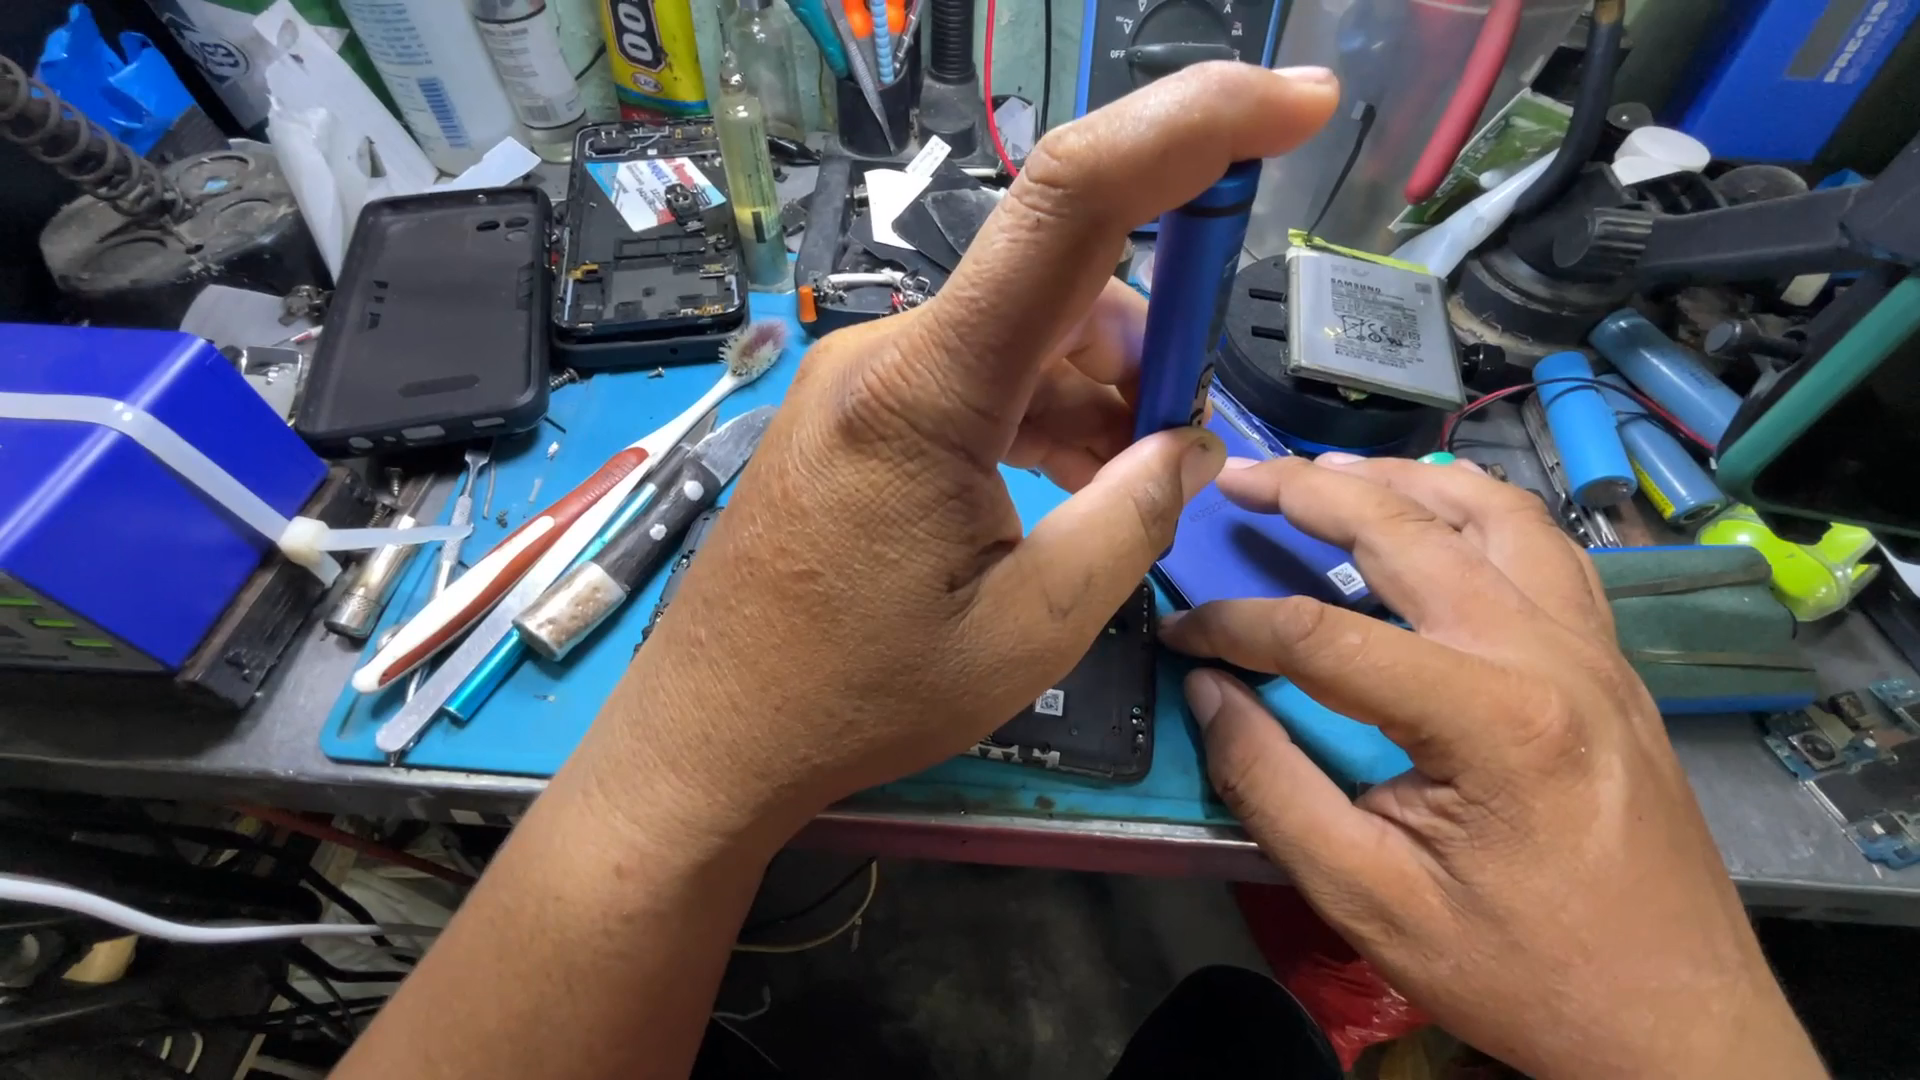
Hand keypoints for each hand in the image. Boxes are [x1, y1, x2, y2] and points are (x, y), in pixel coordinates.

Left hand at [576, 64, 1340, 845]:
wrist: (717, 735)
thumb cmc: (863, 697)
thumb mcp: (1031, 628)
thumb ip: (1131, 520)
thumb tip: (1185, 444)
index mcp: (925, 392)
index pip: (1070, 203)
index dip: (1194, 126)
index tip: (1299, 101)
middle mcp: (885, 354)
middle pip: (1059, 284)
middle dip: (1153, 338)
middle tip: (1186, 432)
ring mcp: (860, 380)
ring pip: (1021, 338)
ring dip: (1097, 388)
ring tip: (1129, 476)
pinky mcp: (853, 415)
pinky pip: (974, 381)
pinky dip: (1040, 412)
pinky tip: (1069, 476)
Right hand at [1164, 455, 1822, 1078]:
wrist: (1676, 1028)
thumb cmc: (1516, 969)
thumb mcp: (1362, 895)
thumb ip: (1267, 782)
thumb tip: (1206, 689)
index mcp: (1488, 717)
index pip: (1320, 635)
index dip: (1231, 627)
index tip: (1177, 634)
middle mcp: (1546, 652)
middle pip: (1405, 531)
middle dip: (1303, 494)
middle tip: (1235, 478)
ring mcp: (1588, 646)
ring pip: (1487, 512)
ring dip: (1394, 479)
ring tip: (1323, 472)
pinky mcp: (1603, 658)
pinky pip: (1539, 543)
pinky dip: (1471, 504)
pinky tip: (1428, 506)